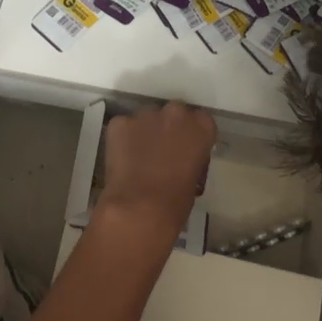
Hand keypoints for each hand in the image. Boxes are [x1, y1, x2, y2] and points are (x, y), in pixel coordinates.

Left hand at [95, 102, 215, 244]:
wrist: (140, 208)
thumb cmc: (176, 201)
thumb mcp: (196, 178)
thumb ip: (191, 159)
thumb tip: (181, 161)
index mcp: (201, 126)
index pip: (201, 121)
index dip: (191, 137)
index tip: (186, 151)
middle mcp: (175, 112)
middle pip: (173, 114)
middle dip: (168, 129)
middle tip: (162, 153)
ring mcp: (145, 114)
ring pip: (146, 119)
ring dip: (145, 133)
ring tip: (139, 158)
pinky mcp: (120, 122)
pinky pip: (123, 127)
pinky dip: (123, 140)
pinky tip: (122, 160)